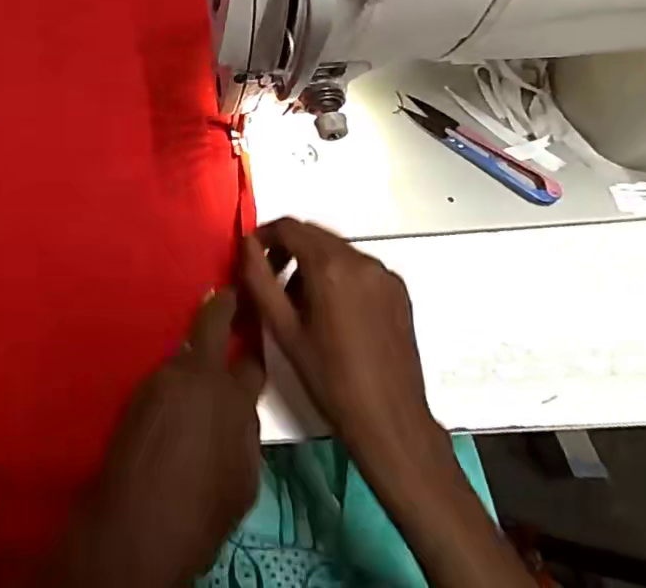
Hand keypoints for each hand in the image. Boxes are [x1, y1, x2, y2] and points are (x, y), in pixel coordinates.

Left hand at [51, 290, 263, 587]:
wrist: (130, 533)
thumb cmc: (200, 513)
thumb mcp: (244, 480)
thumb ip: (247, 435)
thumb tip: (241, 415)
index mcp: (231, 395)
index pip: (252, 360)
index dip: (258, 350)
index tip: (260, 340)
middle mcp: (194, 374)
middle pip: (212, 320)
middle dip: (224, 304)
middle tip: (232, 294)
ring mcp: (159, 380)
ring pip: (184, 358)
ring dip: (194, 366)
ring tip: (198, 386)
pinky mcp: (134, 396)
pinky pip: (163, 382)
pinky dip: (173, 389)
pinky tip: (173, 414)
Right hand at [236, 217, 434, 462]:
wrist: (389, 418)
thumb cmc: (329, 380)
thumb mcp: (284, 332)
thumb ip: (260, 281)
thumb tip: (247, 245)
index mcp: (330, 267)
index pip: (290, 227)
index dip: (265, 235)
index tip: (251, 254)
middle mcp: (361, 259)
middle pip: (316, 235)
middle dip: (289, 249)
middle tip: (271, 280)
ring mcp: (384, 273)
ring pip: (339, 251)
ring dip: (315, 263)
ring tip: (301, 303)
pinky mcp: (398, 289)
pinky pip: (361, 268)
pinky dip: (341, 276)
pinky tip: (334, 313)